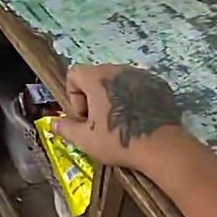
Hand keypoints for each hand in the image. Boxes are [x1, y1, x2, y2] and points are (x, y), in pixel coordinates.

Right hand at [55, 64, 186, 169]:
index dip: (74, 95)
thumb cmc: (119, 141)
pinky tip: (139, 119)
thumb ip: (66, 128)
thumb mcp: (85, 140)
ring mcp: (142, 75)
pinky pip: (139, 86)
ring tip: (121, 121)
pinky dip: (134, 98)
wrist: (162, 147)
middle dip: (94, 96)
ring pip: (119, 81)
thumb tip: (54, 123)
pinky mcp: (159, 84)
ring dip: (114, 96)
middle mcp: (120, 69)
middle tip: (101, 121)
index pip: (75, 73)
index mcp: (98, 78)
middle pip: (97, 76)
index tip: (85, 116)